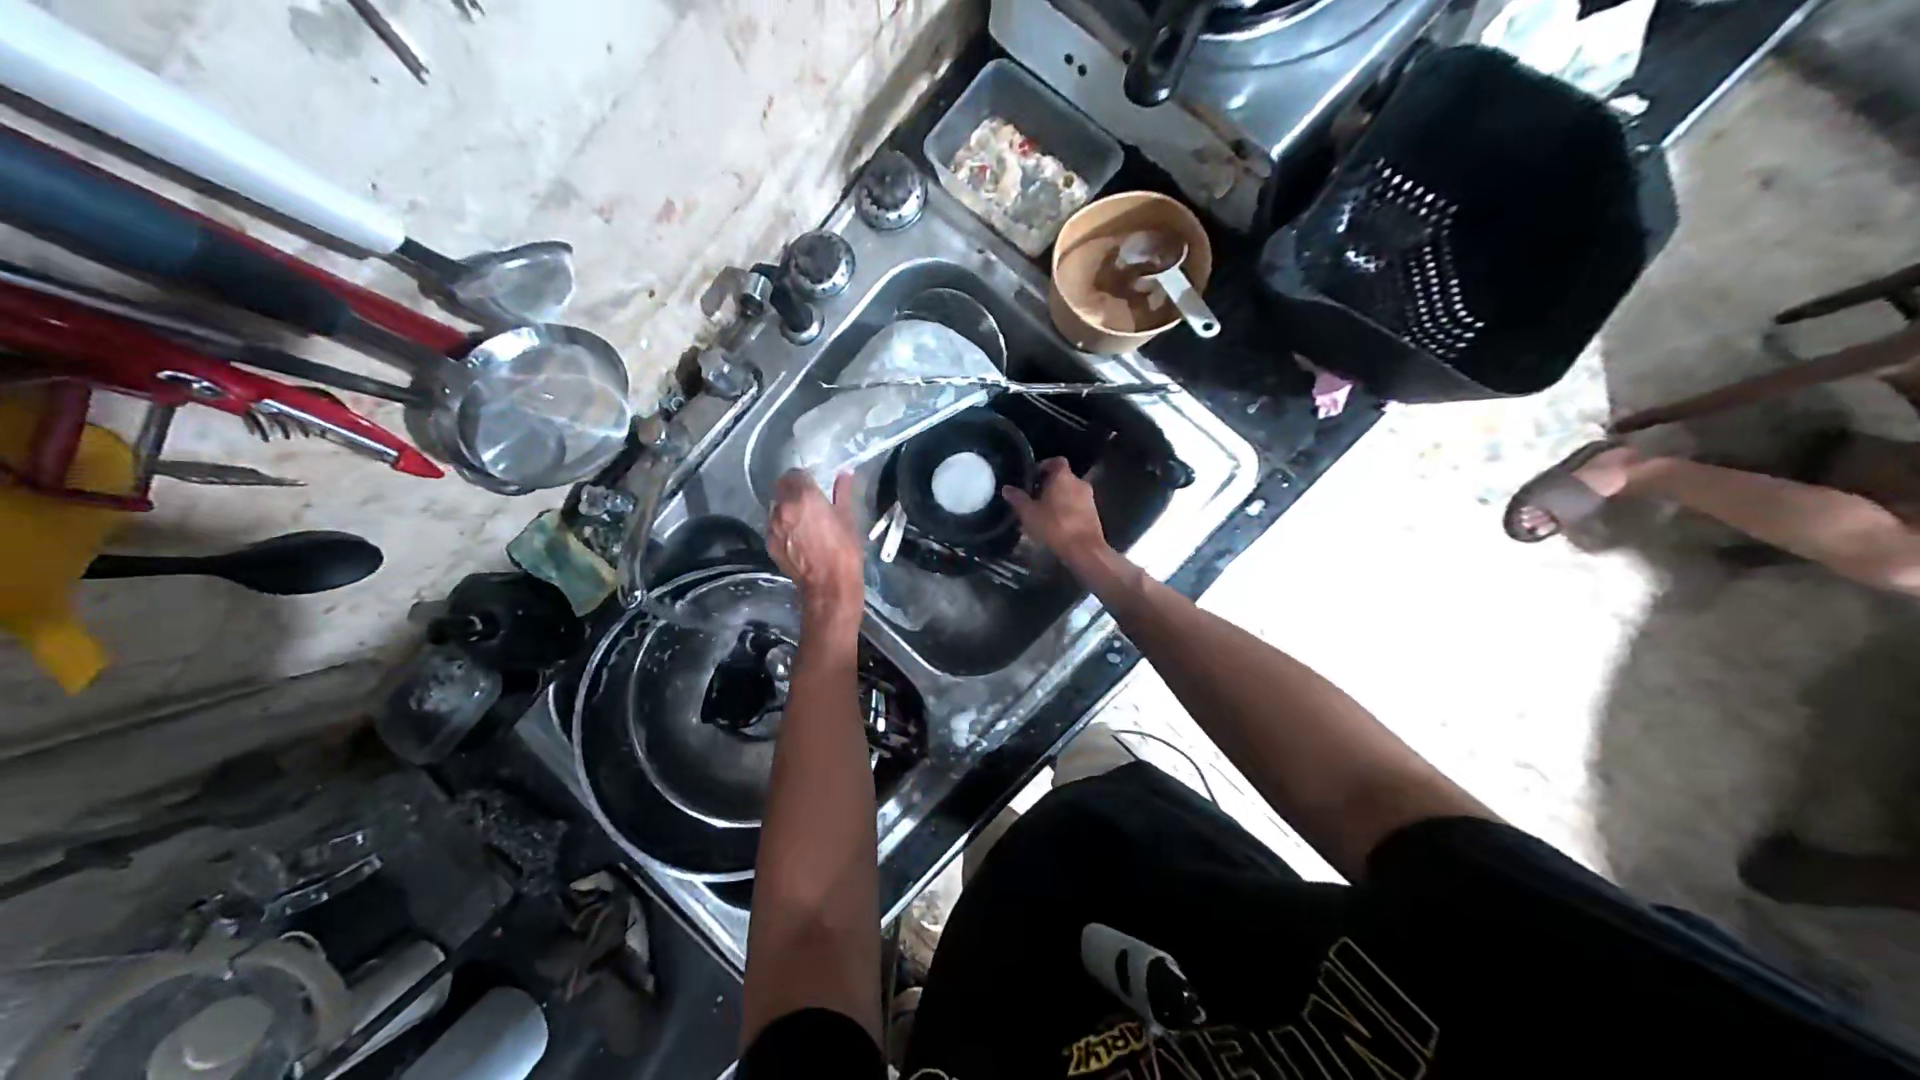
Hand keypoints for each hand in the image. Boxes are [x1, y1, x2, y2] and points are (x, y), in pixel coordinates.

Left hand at [767, 469, 864, 626]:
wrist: (828, 585)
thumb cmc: (844, 549)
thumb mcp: (848, 517)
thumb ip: (843, 491)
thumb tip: (846, 473)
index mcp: (803, 496)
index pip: (795, 473)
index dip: (804, 477)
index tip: (813, 484)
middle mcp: (783, 507)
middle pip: (781, 487)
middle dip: (792, 489)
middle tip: (807, 499)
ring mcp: (773, 526)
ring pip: (775, 506)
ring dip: (785, 507)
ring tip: (801, 518)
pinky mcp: (769, 543)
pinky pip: (773, 525)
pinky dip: (782, 525)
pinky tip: (796, 535)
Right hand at [1004, 458, 1107, 564]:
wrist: (1084, 549)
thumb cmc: (1054, 526)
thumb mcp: (1029, 513)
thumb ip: (1018, 499)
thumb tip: (1007, 488)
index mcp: (1064, 477)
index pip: (1056, 461)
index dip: (1044, 465)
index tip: (1033, 476)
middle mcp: (1079, 483)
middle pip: (1063, 477)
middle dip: (1049, 485)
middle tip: (1034, 497)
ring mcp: (1089, 499)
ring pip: (1070, 492)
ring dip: (1058, 498)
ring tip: (1043, 512)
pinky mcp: (1094, 514)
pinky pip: (1077, 505)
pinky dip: (1067, 509)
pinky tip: (1056, 524)